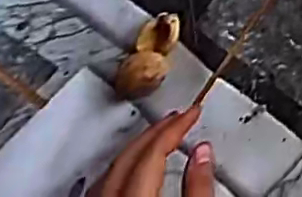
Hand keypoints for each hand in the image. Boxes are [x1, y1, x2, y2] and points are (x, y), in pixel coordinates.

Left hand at [90, 106, 213, 196]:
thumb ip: (198, 187)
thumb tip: (203, 151)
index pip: (153, 151)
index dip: (176, 126)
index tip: (193, 111)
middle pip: (128, 157)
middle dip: (156, 131)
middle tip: (179, 117)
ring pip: (109, 173)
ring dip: (135, 149)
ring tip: (158, 136)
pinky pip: (98, 189)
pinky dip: (118, 170)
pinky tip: (130, 168)